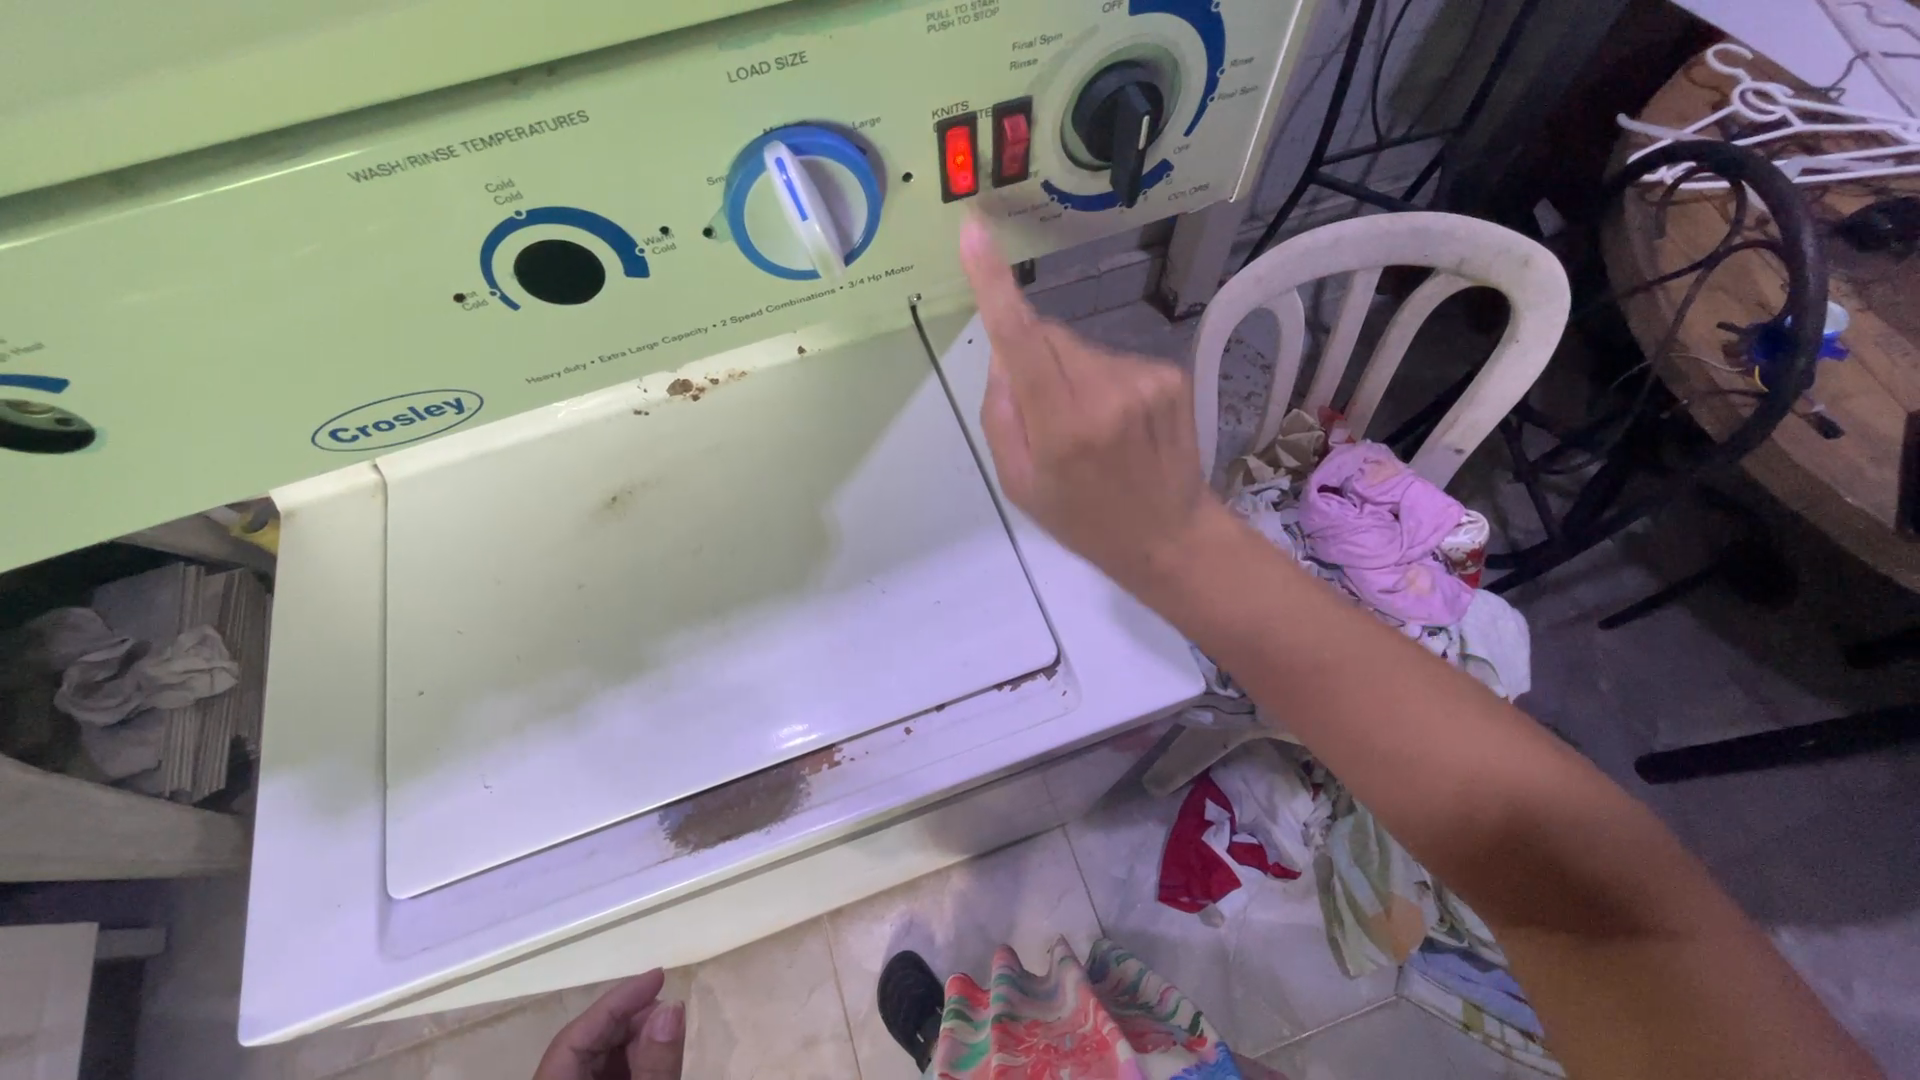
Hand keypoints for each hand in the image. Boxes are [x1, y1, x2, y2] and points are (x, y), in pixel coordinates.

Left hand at [532, 970, 684, 1079]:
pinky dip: (630, 1065)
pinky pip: (601, 1075)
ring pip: (596, 1059)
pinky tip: (653, 1062)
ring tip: (668, 1037)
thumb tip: (673, 1005)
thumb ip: (654, 1065)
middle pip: (587, 1043)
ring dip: (634, 1043)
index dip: (617, 1001)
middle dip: (631, 1022)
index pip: (576, 1034)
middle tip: (671, 1012)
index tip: (659, 974)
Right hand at [958, 216, 1217, 592]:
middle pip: (1048, 336)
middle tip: (1049, 416)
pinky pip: (1114, 359)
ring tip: (1093, 430)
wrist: (1169, 536)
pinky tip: (1122, 424)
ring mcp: (1144, 378)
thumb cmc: (1081, 518)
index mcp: (1060, 425)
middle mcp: (1104, 392)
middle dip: (1036, 360)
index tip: (974, 233)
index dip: (993, 286)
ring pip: (1081, 348)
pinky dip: (1106, 382)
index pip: (1020, 341)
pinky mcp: (1169, 374)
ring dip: (1073, 375)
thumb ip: (1000, 415)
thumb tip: (1004, 356)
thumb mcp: (1019, 484)